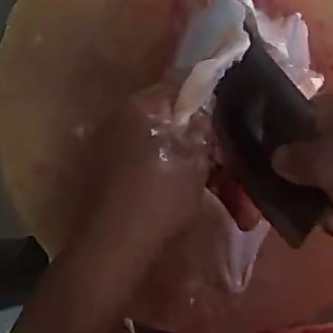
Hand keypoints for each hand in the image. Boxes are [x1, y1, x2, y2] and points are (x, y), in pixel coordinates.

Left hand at [70, 83, 213, 263]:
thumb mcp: (194, 161)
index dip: (208, 97)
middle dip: (196, 132)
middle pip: (169, 113)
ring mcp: (109, 141)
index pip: (180, 83)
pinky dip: (164, 167)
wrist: (111, 249)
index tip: (227, 117)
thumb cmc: (158, 200)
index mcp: (140, 104)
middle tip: (222, 158)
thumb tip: (206, 102)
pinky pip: (144, 156)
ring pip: (158, 138)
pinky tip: (181, 190)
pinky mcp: (105, 168)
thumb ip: (202, 125)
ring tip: (209, 181)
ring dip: (182, 153)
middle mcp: (121, 115)